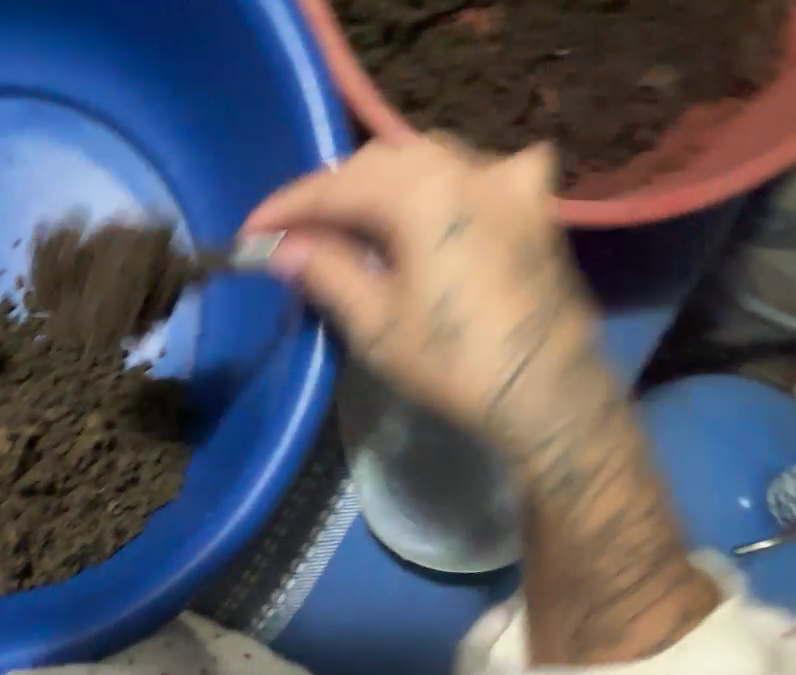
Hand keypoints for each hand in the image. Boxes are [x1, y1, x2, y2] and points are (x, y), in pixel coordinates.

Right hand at [242, 136, 600, 446]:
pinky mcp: (532, 208)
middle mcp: (467, 167)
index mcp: (423, 192)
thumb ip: (325, 271)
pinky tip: (437, 201)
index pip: (336, 186)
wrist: (546, 394)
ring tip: (351, 219)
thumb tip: (280, 248)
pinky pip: (475, 174)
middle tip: (297, 232)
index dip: (287, 208)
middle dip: (332, 193)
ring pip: (426, 160)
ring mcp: (507, 181)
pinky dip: (440, 183)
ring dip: (380, 183)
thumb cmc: (453, 363)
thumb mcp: (375, 323)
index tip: (249, 232)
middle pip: (379, 164)